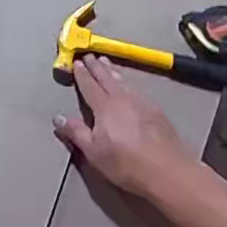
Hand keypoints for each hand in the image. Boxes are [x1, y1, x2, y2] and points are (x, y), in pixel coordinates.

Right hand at [53, 56, 193, 197]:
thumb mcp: (94, 152)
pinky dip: (128, 82)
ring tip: (107, 63)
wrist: (168, 170)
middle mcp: (123, 99)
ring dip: (113, 71)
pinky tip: (129, 85)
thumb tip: (58, 118)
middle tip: (90, 56)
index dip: (82, 74)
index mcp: (105, 107)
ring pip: (123, 81)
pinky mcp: (156, 110)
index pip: (90, 86)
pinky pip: (137, 88)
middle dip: (97, 67)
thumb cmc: (126, 164)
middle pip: (107, 78)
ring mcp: (142, 102)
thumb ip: (76, 132)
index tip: (76, 63)